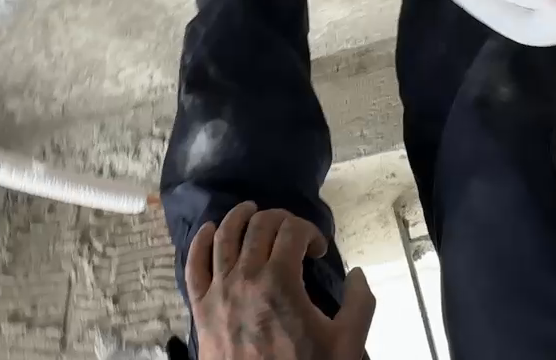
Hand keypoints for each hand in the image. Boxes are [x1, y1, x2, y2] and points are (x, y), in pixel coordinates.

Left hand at [186, 202, 375, 359]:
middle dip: (281, 219)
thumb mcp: (346, 346)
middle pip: (259, 225)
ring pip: (225, 235)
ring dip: (241, 216)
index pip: (292, 230)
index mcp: (280, 281)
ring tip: (252, 210)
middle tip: (294, 234)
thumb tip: (357, 274)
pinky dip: (200, 241)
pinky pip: (194, 264)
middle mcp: (245, 277)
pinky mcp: (200, 308)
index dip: (310, 231)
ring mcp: (218, 291)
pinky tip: (210, 229)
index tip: (319, 249)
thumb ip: (360, 304)